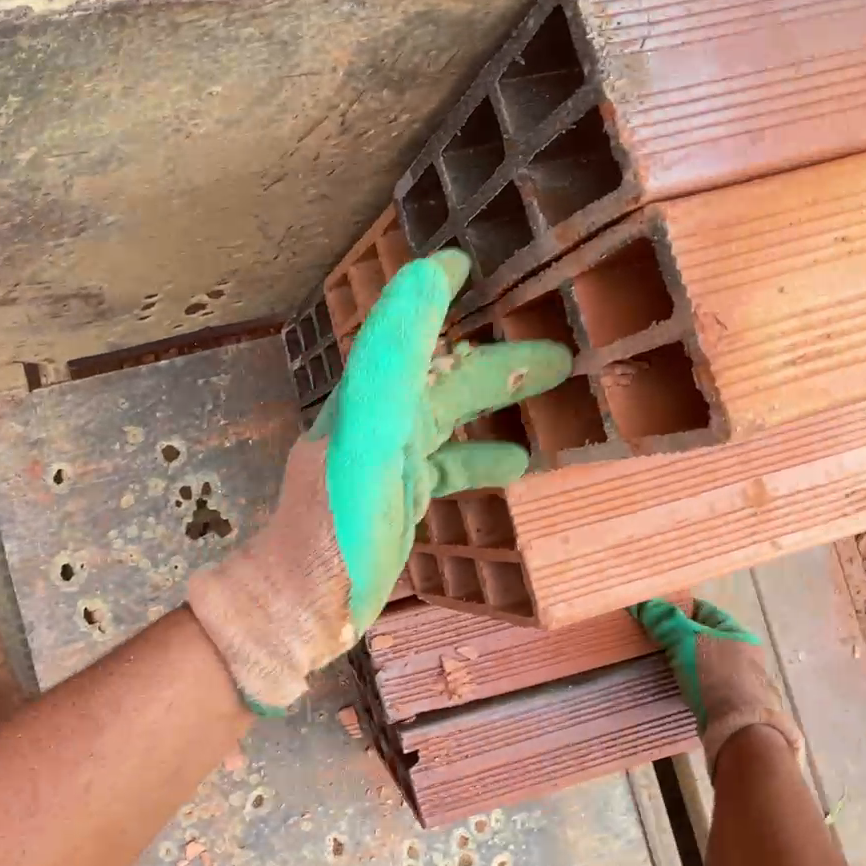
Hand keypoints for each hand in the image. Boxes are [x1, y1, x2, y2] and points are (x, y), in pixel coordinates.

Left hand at [187, 250, 570, 711]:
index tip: (463, 264)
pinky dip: (479, 457)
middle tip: (558, 352)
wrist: (307, 601)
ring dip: (494, 401)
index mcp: (369, 399)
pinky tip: (517, 462)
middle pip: (439, 377)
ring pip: (448, 417)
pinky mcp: (399, 502)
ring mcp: (388, 464)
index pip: (402, 331)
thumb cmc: (338, 522)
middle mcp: (376, 423)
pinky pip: (445, 467)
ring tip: (554, 393)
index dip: (430, 295)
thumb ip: (392, 358)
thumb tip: (424, 275)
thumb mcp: (367, 435)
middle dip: (493, 360)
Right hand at [629, 598, 801, 768]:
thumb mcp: (684, 640)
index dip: (675, 608)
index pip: (702, 609)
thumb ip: (663, 620)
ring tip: (656, 661)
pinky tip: (674, 684)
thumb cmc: (715, 676)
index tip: (651, 614)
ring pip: (703, 660)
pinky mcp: (734, 702)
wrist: (740, 728)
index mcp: (737, 632)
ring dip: (681, 659)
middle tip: (648, 638)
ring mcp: (741, 679)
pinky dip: (689, 680)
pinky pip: (705, 682)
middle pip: (702, 635)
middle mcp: (744, 652)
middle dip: (676, 636)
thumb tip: (642, 603)